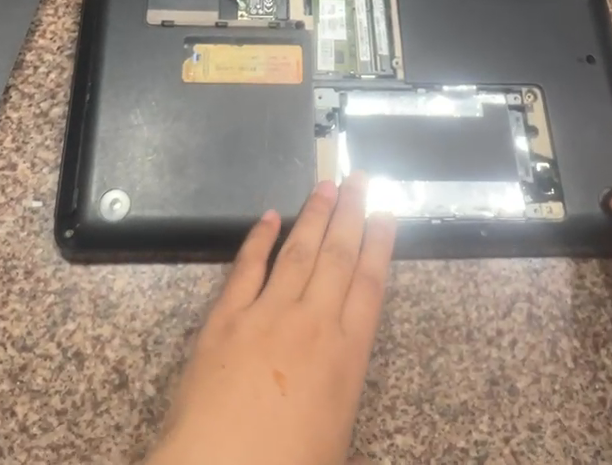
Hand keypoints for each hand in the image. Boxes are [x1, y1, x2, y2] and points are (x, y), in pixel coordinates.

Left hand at [146, 173, 397, 464]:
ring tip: (326, 185)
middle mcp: (312, 323)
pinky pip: (246, 267)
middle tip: (358, 179)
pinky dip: (258, 239)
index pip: (369, 284)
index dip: (379, 244)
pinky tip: (269, 216)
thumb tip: (343, 362)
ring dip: (314, 215)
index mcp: (346, 355)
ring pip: (298, 251)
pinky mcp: (225, 317)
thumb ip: (342, 384)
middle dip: (351, 214)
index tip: (385, 214)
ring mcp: (266, 314)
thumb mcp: (338, 432)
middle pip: (338, 256)